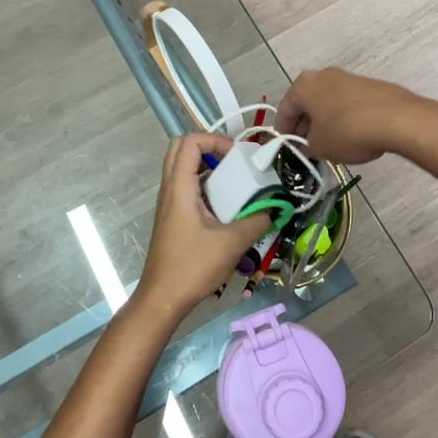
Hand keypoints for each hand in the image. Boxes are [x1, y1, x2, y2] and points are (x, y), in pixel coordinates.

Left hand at [133, 134, 271, 320]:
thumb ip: (257, 222)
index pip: (189, 141)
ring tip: (234, 182)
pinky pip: (187, 189)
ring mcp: (168, 204)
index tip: (238, 155)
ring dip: (207, 167)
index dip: (215, 139)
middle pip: (181, 149)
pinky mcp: (172, 218)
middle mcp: (170, 189)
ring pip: (183, 169)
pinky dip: (205, 187)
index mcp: (179, 187)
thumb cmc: (192, 267)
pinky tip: (226, 207)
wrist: (162, 298)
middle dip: (209, 147)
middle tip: (233, 162)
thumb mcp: (231, 243)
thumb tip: (275, 209)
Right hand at [273, 68, 436, 164]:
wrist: (397, 119)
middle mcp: (324, 75)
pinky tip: (350, 135)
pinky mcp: (369, 85)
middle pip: (307, 103)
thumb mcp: (320, 147)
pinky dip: (343, 117)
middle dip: (304, 125)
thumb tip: (307, 147)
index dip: (283, 131)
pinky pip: (347, 103)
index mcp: (304, 85)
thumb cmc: (347, 131)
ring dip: (324, 121)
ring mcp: (348, 77)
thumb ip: (306, 147)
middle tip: (306, 147)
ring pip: (327, 102)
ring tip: (328, 144)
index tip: (285, 147)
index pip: (284, 109)